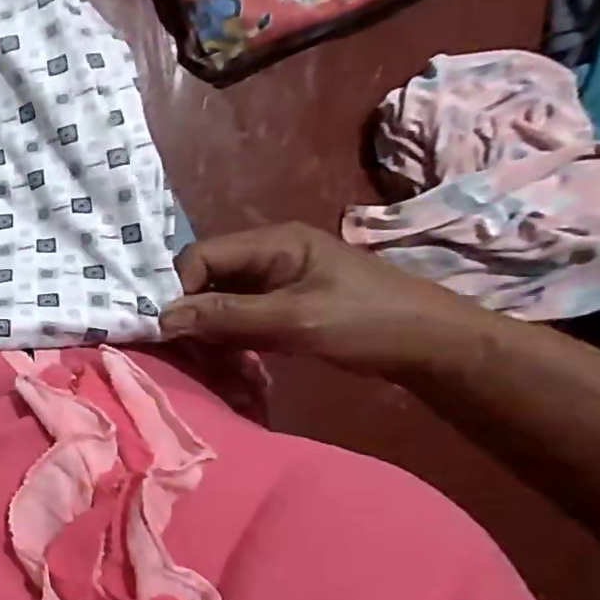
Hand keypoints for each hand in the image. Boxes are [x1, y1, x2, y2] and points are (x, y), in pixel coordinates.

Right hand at [158, 223, 499, 378]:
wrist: (438, 348)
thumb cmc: (369, 323)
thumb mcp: (293, 319)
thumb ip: (226, 316)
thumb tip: (161, 319)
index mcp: (273, 242)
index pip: (200, 255)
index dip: (179, 288)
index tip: (173, 327)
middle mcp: (268, 254)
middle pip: (206, 276)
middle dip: (190, 310)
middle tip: (184, 346)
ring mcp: (276, 280)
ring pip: (218, 298)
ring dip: (207, 326)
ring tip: (205, 356)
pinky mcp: (282, 304)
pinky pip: (238, 315)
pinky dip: (227, 335)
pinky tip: (226, 357)